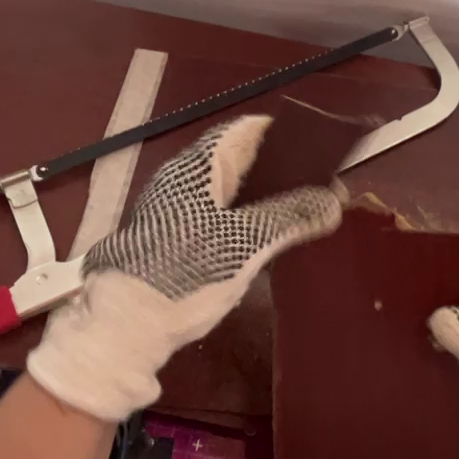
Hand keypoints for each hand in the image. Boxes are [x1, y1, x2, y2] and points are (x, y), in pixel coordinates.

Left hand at [27, 116, 342, 421]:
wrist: (123, 328)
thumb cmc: (184, 273)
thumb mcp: (245, 243)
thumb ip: (290, 217)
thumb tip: (334, 199)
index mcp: (197, 167)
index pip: (245, 131)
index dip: (283, 134)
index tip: (319, 150)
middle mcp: (184, 180)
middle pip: (240, 160)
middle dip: (281, 170)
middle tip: (322, 186)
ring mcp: (176, 210)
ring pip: (230, 191)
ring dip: (266, 198)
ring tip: (305, 212)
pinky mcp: (175, 239)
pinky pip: (220, 216)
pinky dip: (248, 220)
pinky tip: (269, 240)